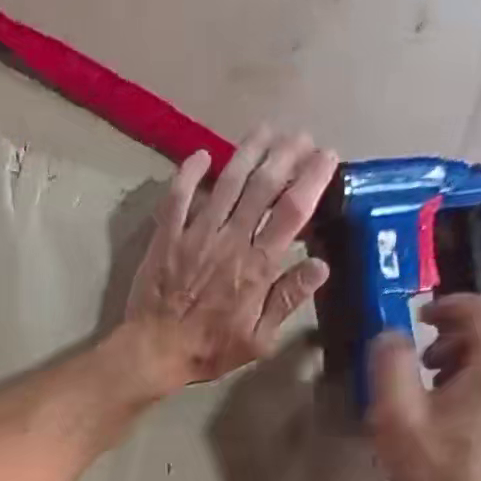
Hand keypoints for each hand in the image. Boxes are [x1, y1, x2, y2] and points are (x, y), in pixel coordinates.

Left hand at [117, 128, 337, 394]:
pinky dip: (188, 173)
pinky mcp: (166, 237)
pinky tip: (202, 154)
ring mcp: (195, 235)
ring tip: (265, 130)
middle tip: (301, 135)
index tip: (327, 156)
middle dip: (286, 155)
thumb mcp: (259, 338)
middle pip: (263, 186)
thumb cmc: (209, 349)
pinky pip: (177, 197)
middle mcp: (230, 241)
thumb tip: (321, 266)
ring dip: (247, 152)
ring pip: (226, 183)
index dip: (312, 178)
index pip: (293, 211)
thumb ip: (287, 299)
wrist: (154, 350)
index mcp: (258, 266)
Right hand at [369, 296, 480, 480]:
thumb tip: (392, 335)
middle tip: (426, 355)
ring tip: (440, 384)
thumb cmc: (435, 467)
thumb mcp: (395, 412)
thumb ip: (389, 362)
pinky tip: (463, 409)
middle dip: (464, 329)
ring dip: (477, 353)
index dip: (453, 304)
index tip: (420, 317)